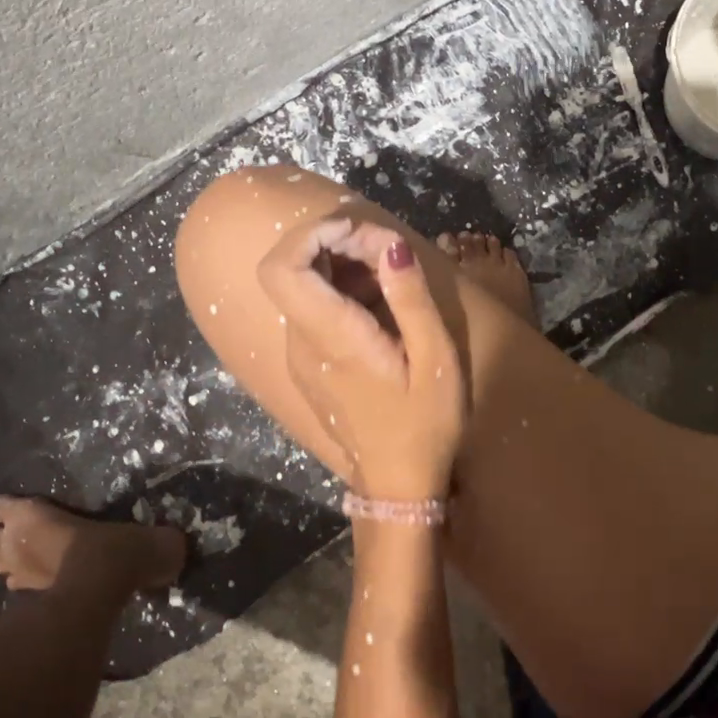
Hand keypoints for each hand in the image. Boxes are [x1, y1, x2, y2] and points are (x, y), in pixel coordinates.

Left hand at [257, 218, 467, 500]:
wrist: (398, 487)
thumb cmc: (424, 424)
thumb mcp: (435, 359)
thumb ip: (411, 298)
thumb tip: (391, 244)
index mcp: (330, 339)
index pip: (282, 267)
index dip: (312, 233)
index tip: (361, 231)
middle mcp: (303, 343)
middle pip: (291, 268)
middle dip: (334, 241)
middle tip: (387, 249)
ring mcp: (302, 356)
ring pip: (304, 286)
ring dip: (342, 263)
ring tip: (394, 273)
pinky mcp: (311, 364)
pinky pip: (316, 308)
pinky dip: (343, 288)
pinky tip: (385, 301)